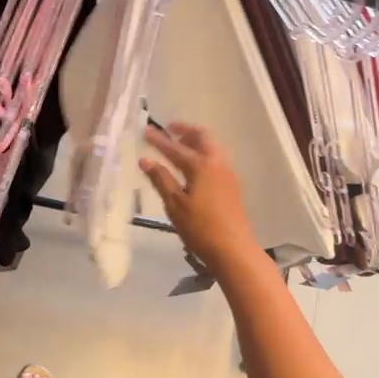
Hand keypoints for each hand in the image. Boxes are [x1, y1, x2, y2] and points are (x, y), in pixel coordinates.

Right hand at [141, 122, 261, 271]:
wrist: (233, 248)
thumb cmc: (200, 228)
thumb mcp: (175, 205)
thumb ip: (161, 179)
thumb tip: (145, 160)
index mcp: (201, 165)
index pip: (175, 148)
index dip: (159, 140)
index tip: (145, 130)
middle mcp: (217, 162)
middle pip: (202, 137)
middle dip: (185, 131)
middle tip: (170, 130)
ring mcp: (228, 173)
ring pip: (213, 146)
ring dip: (197, 141)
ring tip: (182, 145)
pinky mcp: (233, 184)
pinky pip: (218, 158)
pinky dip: (205, 153)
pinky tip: (196, 165)